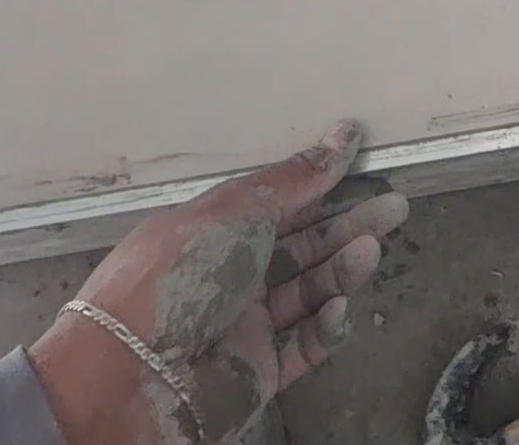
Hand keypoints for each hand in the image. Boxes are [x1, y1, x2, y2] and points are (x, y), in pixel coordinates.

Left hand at [28, 121, 407, 443]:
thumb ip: (294, 179)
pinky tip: (340, 307)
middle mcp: (232, 277)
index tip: (364, 160)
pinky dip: (328, 325)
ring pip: (310, 290)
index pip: (281, 203)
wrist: (123, 386)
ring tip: (372, 251)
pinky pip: (304, 344)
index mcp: (215, 234)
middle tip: (395, 207)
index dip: (321, 182)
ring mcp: (246, 327)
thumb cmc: (176, 279)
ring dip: (344, 269)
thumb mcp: (234, 212)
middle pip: (305, 245)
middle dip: (350, 225)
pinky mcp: (258, 372)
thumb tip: (344, 133)